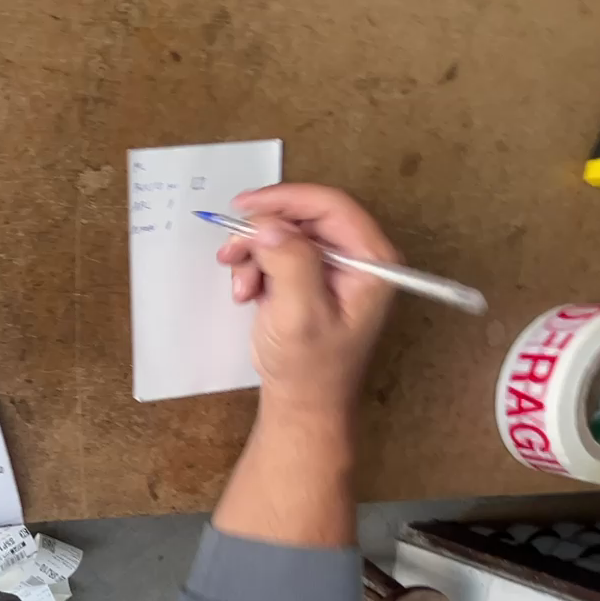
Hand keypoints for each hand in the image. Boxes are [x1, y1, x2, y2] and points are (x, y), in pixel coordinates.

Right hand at [215, 184, 398, 418]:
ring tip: (240, 285)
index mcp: (369, 260)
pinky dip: (253, 269)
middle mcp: (353, 258)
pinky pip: (274, 255)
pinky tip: (246, 293)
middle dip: (261, 233)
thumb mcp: (299, 313)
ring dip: (252, 254)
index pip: (329, 206)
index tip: (244, 206)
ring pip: (283, 236)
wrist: (302, 401)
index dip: (285, 199)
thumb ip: (290, 263)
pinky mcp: (306, 280)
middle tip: (230, 250)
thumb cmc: (310, 367)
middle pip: (302, 219)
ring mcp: (329, 269)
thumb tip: (268, 225)